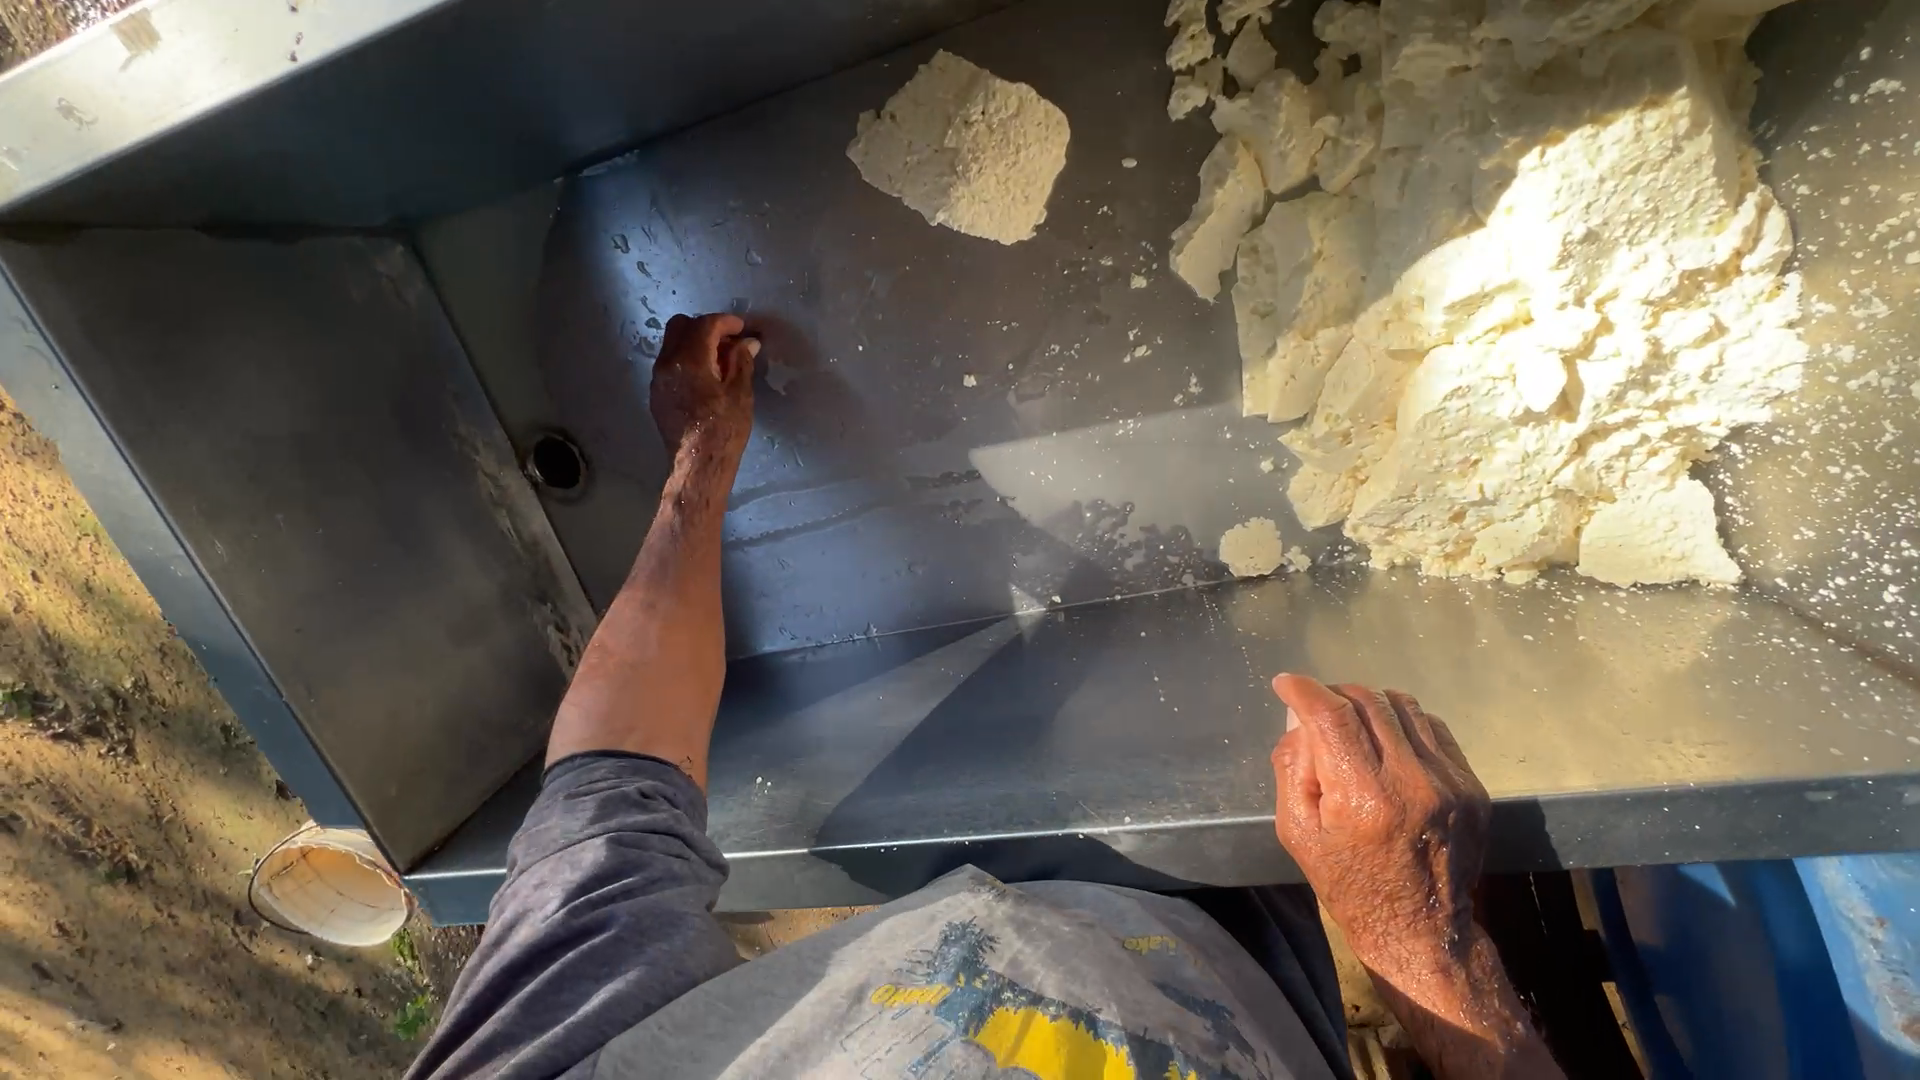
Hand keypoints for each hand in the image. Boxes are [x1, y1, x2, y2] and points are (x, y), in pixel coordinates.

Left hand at [650, 313, 757, 462]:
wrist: (698, 464)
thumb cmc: (724, 430)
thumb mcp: (741, 394)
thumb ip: (741, 362)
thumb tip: (746, 343)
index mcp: (690, 360)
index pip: (706, 325)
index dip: (726, 322)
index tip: (742, 328)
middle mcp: (667, 363)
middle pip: (681, 326)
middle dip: (706, 327)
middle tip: (728, 342)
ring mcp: (658, 379)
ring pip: (672, 344)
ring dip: (694, 343)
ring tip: (718, 361)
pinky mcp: (657, 393)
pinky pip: (669, 364)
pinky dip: (686, 360)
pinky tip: (704, 378)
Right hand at [1271, 675, 1563, 1079]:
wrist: (1421, 930)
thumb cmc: (1346, 880)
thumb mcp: (1295, 829)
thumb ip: (1292, 766)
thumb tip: (1299, 719)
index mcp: (1362, 797)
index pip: (1331, 715)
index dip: (1303, 689)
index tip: (1284, 684)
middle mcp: (1411, 781)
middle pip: (1367, 701)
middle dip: (1332, 694)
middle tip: (1314, 707)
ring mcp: (1449, 782)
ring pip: (1401, 706)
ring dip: (1367, 703)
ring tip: (1351, 723)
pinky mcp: (1471, 786)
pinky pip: (1432, 726)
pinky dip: (1401, 721)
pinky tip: (1386, 741)